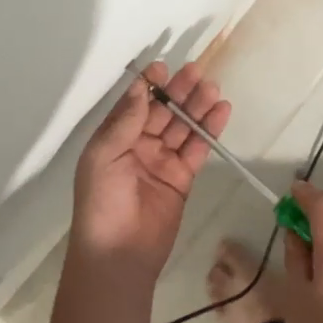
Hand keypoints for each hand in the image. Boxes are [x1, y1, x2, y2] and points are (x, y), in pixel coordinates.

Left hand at [72, 62, 230, 279]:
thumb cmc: (102, 202)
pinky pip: (197, 147)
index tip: (163, 68)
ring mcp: (161, 161)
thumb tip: (141, 87)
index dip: (149, 86)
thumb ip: (126, 121)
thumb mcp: (104, 157)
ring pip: (182, 126)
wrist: (118, 254)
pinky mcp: (182, 178)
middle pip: (162, 111)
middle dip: (178, 92)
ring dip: (197, 107)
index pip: (134, 104)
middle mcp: (138, 145)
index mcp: (114, 139)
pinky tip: (221, 111)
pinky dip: (209, 130)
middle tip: (197, 72)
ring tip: (213, 88)